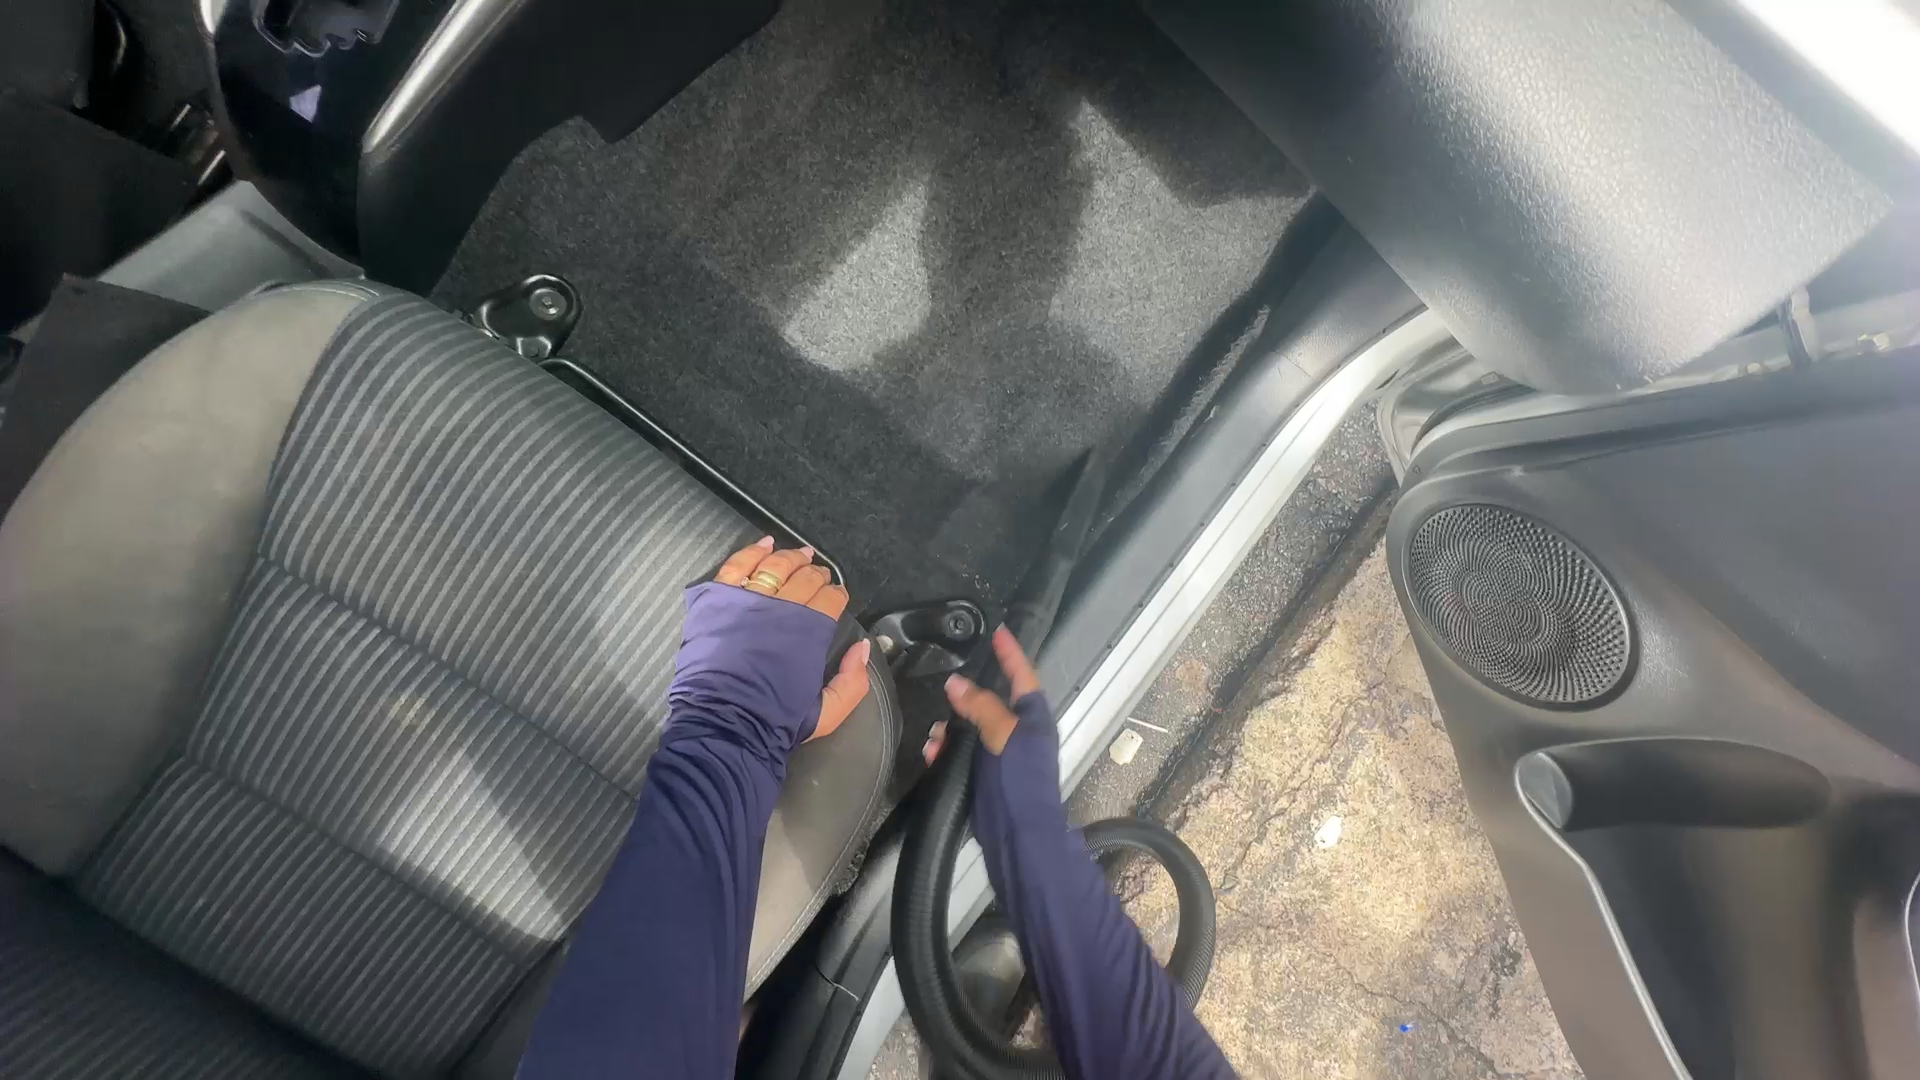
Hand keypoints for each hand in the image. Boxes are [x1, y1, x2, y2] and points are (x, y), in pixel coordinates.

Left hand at [713, 536, 869, 740]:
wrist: (722, 725)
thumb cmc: (773, 721)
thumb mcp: (827, 713)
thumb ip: (853, 681)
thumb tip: (864, 648)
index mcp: (809, 633)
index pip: (830, 598)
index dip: (837, 593)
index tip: (837, 595)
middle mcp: (781, 610)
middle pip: (805, 578)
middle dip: (818, 573)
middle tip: (820, 574)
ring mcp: (748, 602)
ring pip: (775, 566)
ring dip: (791, 557)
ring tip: (801, 553)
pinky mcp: (718, 601)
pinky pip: (737, 566)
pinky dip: (752, 552)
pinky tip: (766, 544)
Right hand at [922, 625, 1041, 763]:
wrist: (1020, 827)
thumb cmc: (1023, 775)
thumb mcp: (1004, 732)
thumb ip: (980, 705)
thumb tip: (954, 682)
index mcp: (1032, 714)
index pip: (1021, 672)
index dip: (1010, 650)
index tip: (999, 630)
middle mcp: (1016, 728)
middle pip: (987, 699)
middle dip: (963, 696)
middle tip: (944, 686)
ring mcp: (999, 749)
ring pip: (968, 726)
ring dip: (948, 727)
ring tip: (935, 732)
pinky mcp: (983, 770)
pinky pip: (958, 751)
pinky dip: (943, 749)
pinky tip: (932, 751)